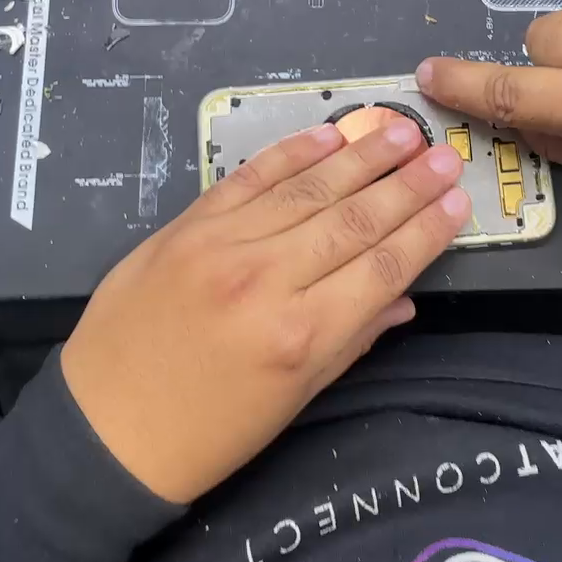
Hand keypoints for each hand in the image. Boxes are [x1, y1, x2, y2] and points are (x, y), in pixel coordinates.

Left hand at [60, 116, 469, 503]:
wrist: (103, 428)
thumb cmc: (208, 432)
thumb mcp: (293, 401)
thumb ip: (353, 339)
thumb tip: (404, 296)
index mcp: (299, 335)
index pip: (383, 267)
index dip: (427, 230)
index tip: (458, 201)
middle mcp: (266, 279)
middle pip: (354, 219)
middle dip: (407, 184)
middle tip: (443, 154)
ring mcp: (223, 244)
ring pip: (308, 188)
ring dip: (361, 156)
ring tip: (400, 130)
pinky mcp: (188, 224)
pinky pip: (250, 177)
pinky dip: (292, 153)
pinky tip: (328, 135)